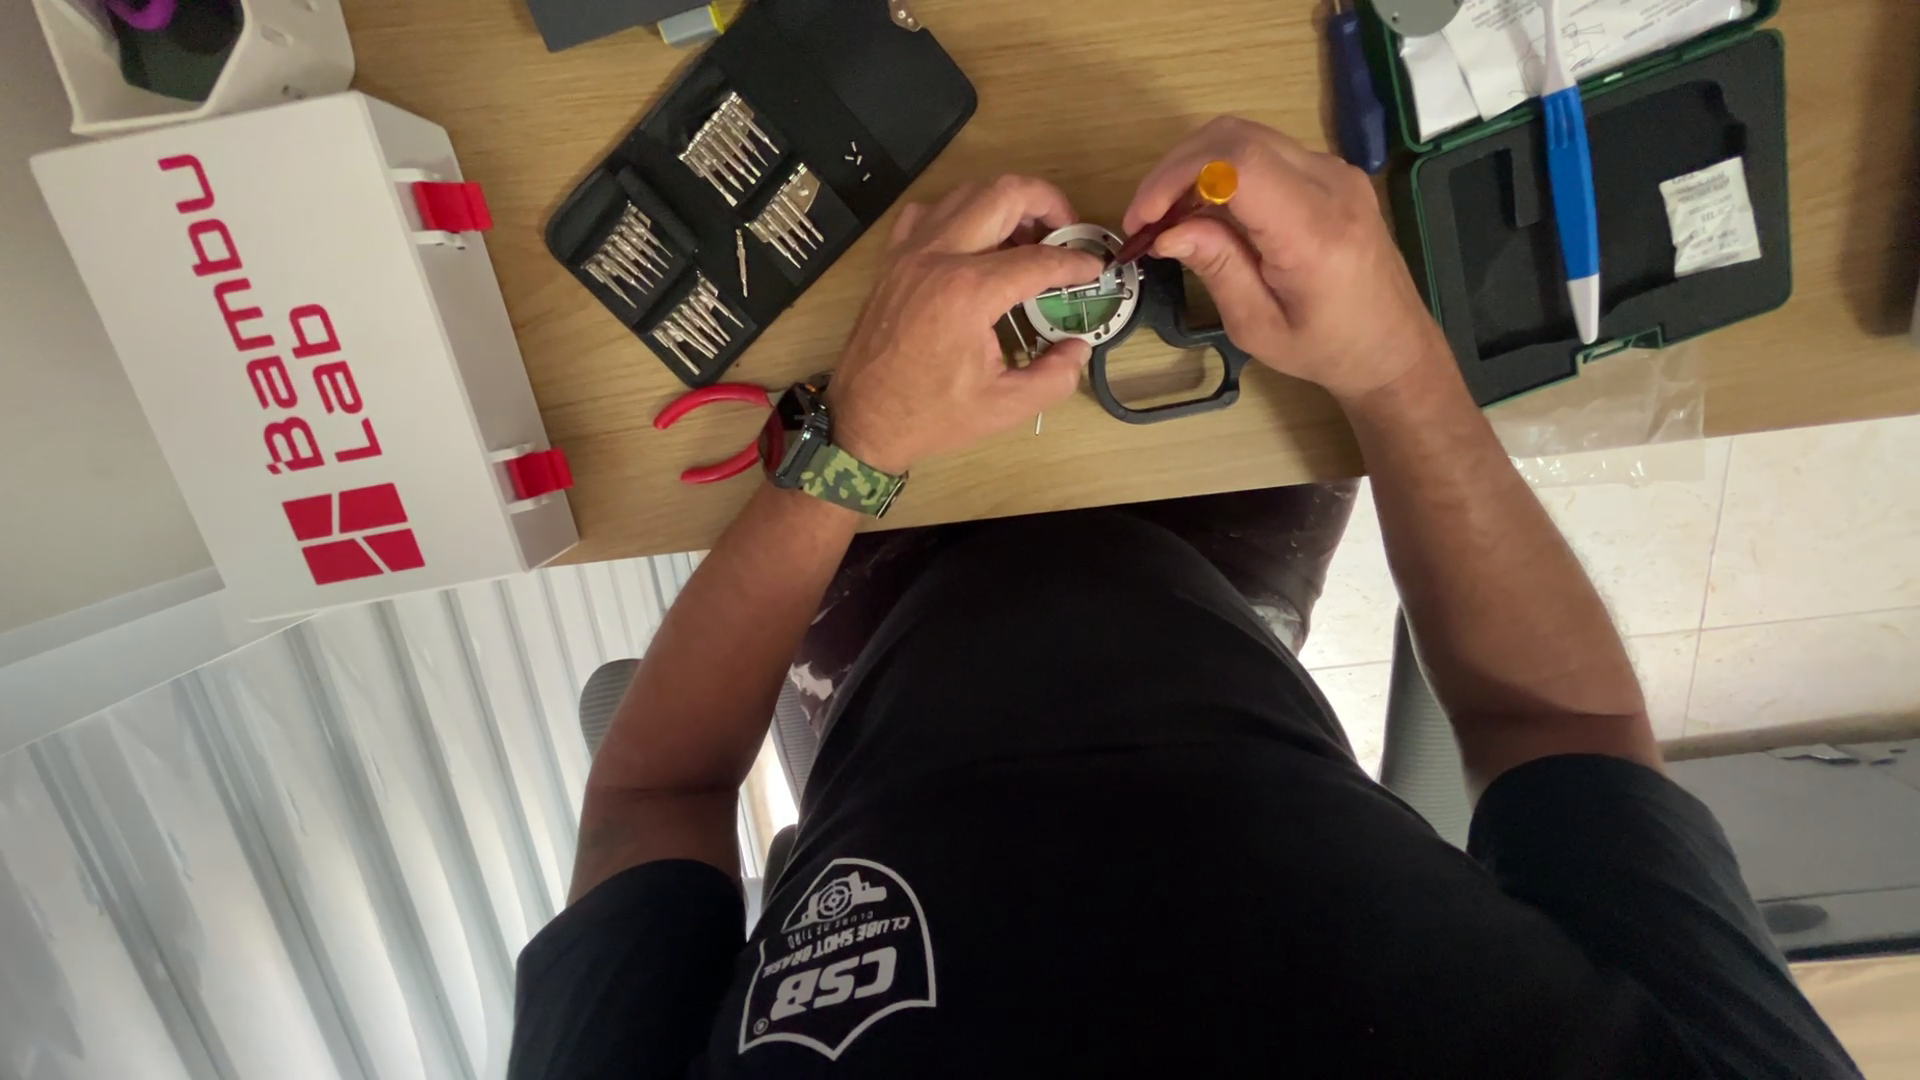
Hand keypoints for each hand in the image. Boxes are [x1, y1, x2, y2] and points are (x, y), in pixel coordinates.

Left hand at [826, 176, 1105, 473]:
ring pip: (967, 193)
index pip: (1039, 259)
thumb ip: (1055, 376)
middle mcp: (937, 258)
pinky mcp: (891, 261)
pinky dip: (959, 213)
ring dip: (1005, 204)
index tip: (1095, 270)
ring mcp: (909, 253)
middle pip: (1005, 194)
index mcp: (968, 293)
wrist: (862, 422)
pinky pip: (929, 212)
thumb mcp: (1004, 407)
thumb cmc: (929, 417)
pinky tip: (973, 242)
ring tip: (1027, 237)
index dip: (1076, 262)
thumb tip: (1079, 347)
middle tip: (1067, 232)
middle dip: (1048, 203)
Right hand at [1125, 117, 1446, 401]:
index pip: (1238, 165)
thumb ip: (1217, 269)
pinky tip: (1198, 213)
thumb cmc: (1325, 347)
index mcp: (1313, 232)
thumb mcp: (1257, 326)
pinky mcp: (1329, 174)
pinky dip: (1217, 172)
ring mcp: (1333, 172)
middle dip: (1173, 170)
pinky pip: (1262, 153)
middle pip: (1235, 137)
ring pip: (1245, 137)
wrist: (1390, 343)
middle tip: (1142, 219)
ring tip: (1164, 218)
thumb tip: (1168, 232)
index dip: (1177, 178)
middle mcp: (1330, 185)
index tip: (1142, 219)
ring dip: (1192, 169)